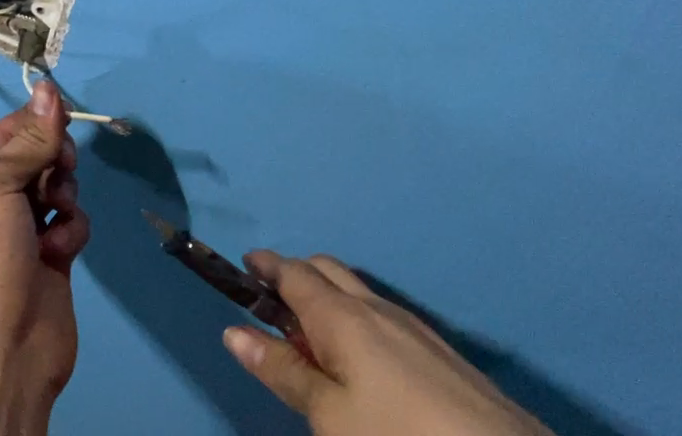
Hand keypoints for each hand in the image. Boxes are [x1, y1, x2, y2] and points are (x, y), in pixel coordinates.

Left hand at [0, 79, 89, 435]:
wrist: (0, 343)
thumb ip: (26, 139)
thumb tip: (48, 88)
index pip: (6, 131)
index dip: (35, 121)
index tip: (64, 116)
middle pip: (37, 156)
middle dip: (54, 158)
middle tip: (60, 169)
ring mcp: (25, 229)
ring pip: (59, 188)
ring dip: (64, 195)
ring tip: (53, 216)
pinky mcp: (53, 257)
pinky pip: (72, 223)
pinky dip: (71, 230)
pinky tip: (60, 250)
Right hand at [224, 251, 553, 435]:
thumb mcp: (330, 416)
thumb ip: (284, 372)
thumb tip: (234, 332)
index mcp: (342, 316)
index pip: (293, 272)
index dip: (264, 266)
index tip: (242, 268)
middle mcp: (378, 309)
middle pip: (327, 270)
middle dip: (296, 275)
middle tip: (272, 306)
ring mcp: (418, 330)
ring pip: (360, 293)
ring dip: (330, 299)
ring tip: (315, 340)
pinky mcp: (447, 357)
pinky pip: (387, 317)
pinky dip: (360, 321)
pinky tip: (367, 364)